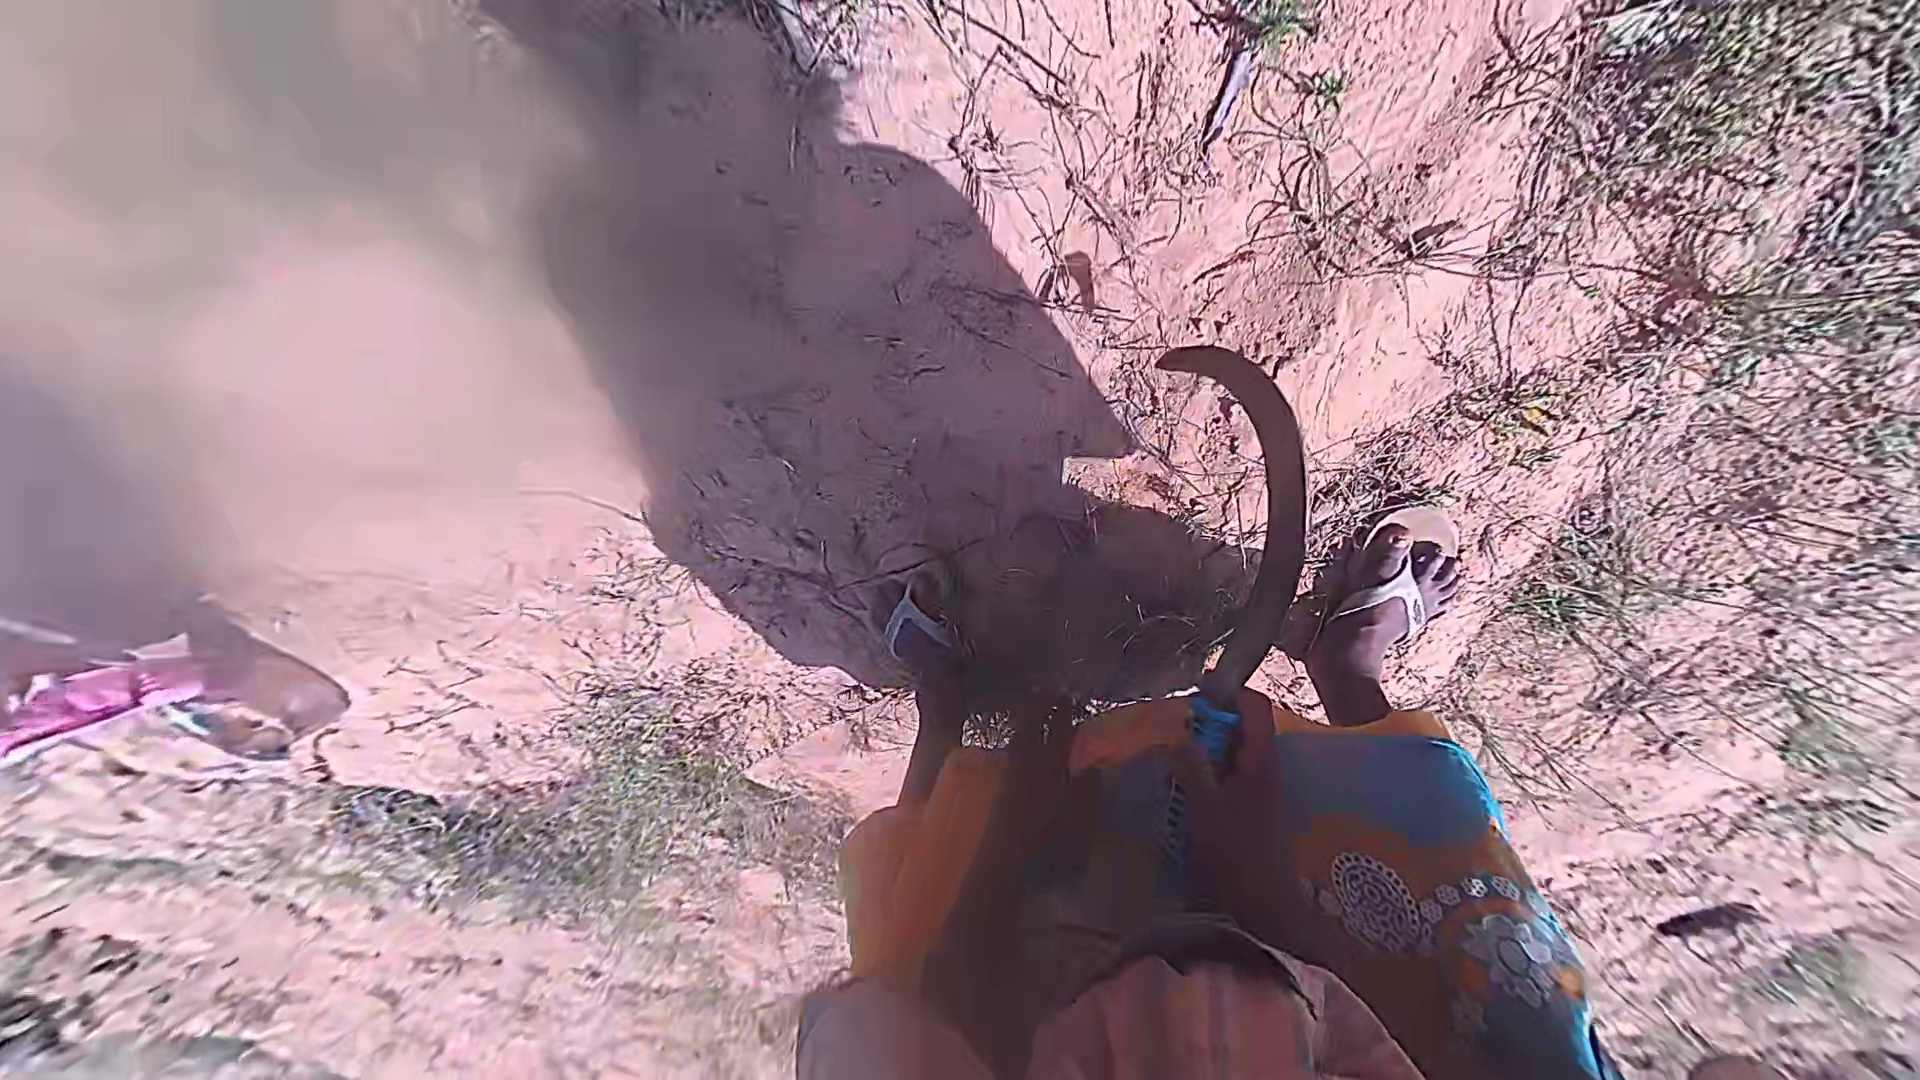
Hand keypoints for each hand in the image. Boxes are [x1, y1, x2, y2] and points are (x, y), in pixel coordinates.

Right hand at [1180, 701, 1313, 956]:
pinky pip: (1233, 770)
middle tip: (1178, 719)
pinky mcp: (1255, 806)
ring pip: (1237, 749)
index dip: (1230, 692)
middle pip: (1245, 726)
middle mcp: (1267, 768)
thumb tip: (1183, 732)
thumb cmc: (1234, 852)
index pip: (1256, 708)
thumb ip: (1192, 765)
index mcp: (1260, 760)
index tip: (1199, 689)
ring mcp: (1263, 788)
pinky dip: (1213, 764)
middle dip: (1212, 717)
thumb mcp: (1204, 805)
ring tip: (1178, 744)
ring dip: (1210, 742)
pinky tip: (1189, 776)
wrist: (1263, 908)